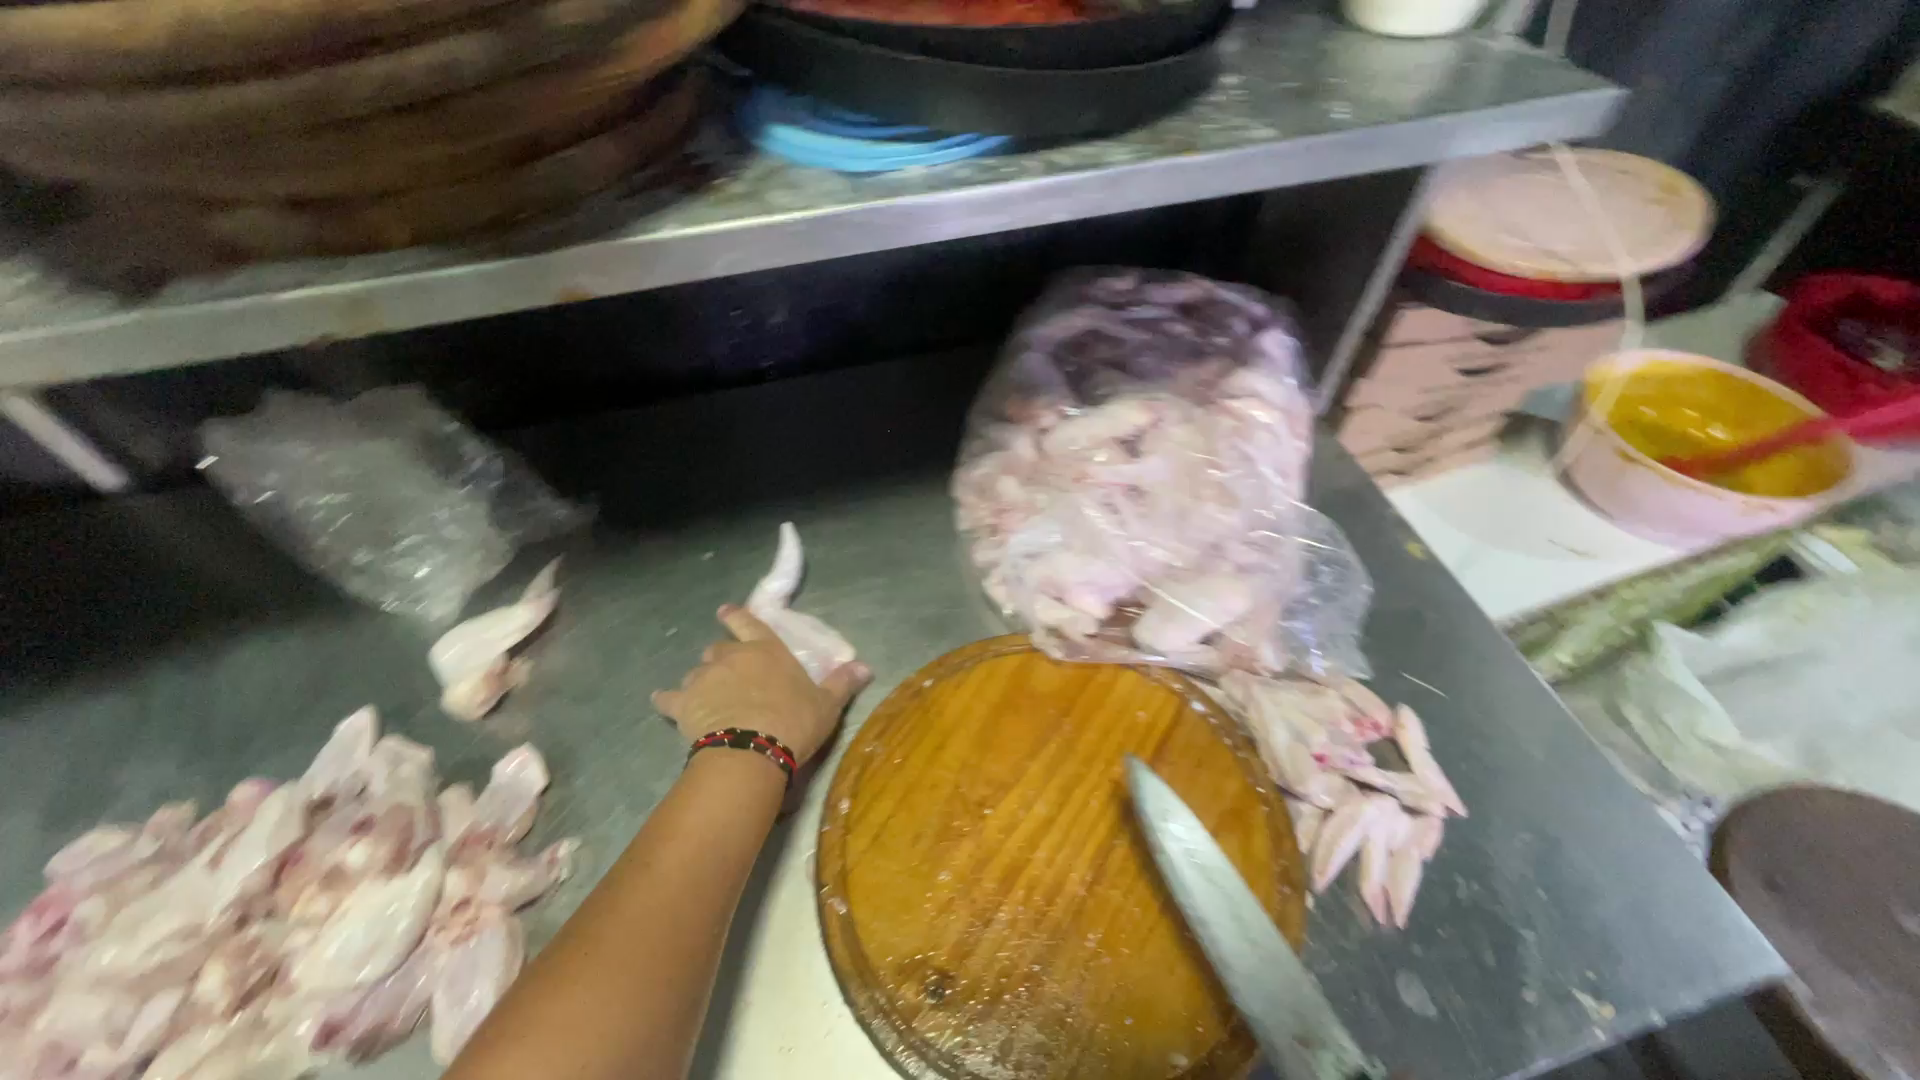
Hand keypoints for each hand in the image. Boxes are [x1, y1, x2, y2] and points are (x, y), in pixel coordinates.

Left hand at [653, 605, 870, 767]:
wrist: (752, 750)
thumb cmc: (794, 722)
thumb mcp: (826, 704)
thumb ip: (841, 683)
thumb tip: (865, 667)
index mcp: (766, 650)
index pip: (748, 622)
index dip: (737, 616)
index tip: (725, 612)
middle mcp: (731, 657)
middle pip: (718, 648)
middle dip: (721, 656)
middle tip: (728, 672)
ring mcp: (704, 678)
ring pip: (696, 671)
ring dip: (701, 680)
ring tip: (706, 696)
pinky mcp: (683, 703)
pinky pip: (668, 698)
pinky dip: (666, 700)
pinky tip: (662, 703)